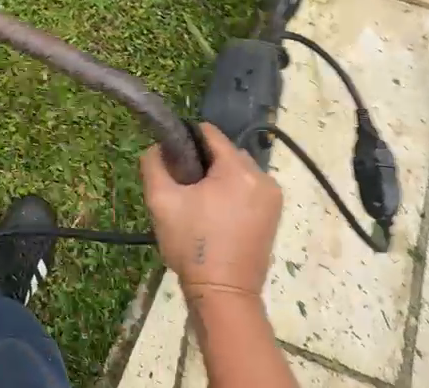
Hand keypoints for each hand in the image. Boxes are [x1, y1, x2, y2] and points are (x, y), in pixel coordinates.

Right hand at [139, 123, 282, 302]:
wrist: (223, 294)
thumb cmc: (192, 244)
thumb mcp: (160, 199)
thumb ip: (154, 162)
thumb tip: (160, 147)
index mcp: (238, 170)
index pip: (209, 133)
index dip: (185, 139)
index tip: (171, 159)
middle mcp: (263, 178)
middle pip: (225, 151)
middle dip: (203, 160)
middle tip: (183, 185)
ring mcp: (273, 198)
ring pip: (237, 169)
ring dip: (217, 176)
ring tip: (198, 202)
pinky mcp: (274, 215)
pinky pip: (248, 188)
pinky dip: (231, 191)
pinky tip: (214, 213)